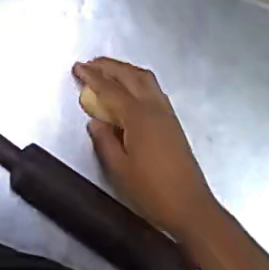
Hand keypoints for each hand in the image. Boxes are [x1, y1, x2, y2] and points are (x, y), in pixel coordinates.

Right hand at [74, 57, 219, 237]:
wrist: (190, 206)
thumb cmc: (152, 192)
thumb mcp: (120, 170)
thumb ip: (105, 142)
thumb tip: (94, 121)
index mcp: (138, 115)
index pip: (110, 89)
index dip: (92, 77)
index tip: (78, 67)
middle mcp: (153, 106)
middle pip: (129, 75)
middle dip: (108, 66)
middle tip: (89, 63)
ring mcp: (166, 110)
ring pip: (143, 78)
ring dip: (124, 69)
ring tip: (107, 70)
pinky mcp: (172, 119)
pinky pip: (152, 87)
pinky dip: (137, 79)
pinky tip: (130, 87)